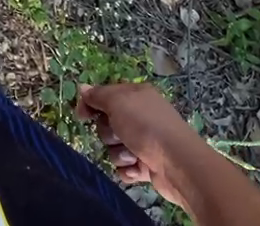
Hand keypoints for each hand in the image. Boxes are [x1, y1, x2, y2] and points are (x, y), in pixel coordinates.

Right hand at [76, 83, 259, 225]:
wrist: (178, 163)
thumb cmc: (145, 125)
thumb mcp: (116, 102)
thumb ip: (97, 95)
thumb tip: (83, 88)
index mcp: (136, 95)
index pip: (105, 96)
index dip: (91, 105)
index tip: (81, 116)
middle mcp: (141, 116)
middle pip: (108, 123)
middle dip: (109, 133)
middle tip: (118, 136)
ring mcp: (146, 142)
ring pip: (116, 147)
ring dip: (119, 153)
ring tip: (132, 156)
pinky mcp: (149, 165)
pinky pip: (127, 167)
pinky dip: (129, 169)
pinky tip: (137, 169)